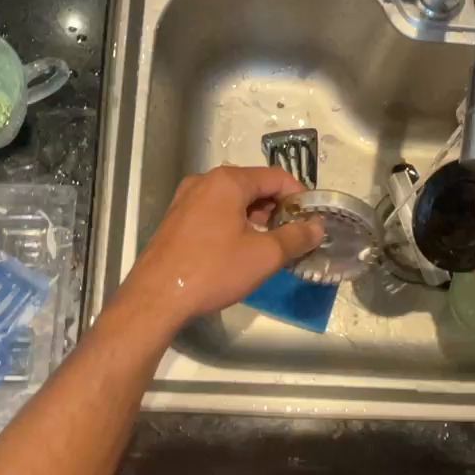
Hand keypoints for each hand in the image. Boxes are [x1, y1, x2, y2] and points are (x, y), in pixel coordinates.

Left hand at [118, 166, 320, 325]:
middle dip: (277, 208)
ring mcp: (186, 199)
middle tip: (292, 236)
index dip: (299, 196)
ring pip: (233, 200)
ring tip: (268, 246)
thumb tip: (317, 227)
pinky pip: (214, 212)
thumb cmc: (214, 270)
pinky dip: (233, 224)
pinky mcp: (176, 219)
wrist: (157, 297)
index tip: (312, 220)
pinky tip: (239, 250)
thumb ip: (296, 237)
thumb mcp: (264, 255)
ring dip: (256, 218)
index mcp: (227, 181)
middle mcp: (204, 182)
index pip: (276, 177)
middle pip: (253, 186)